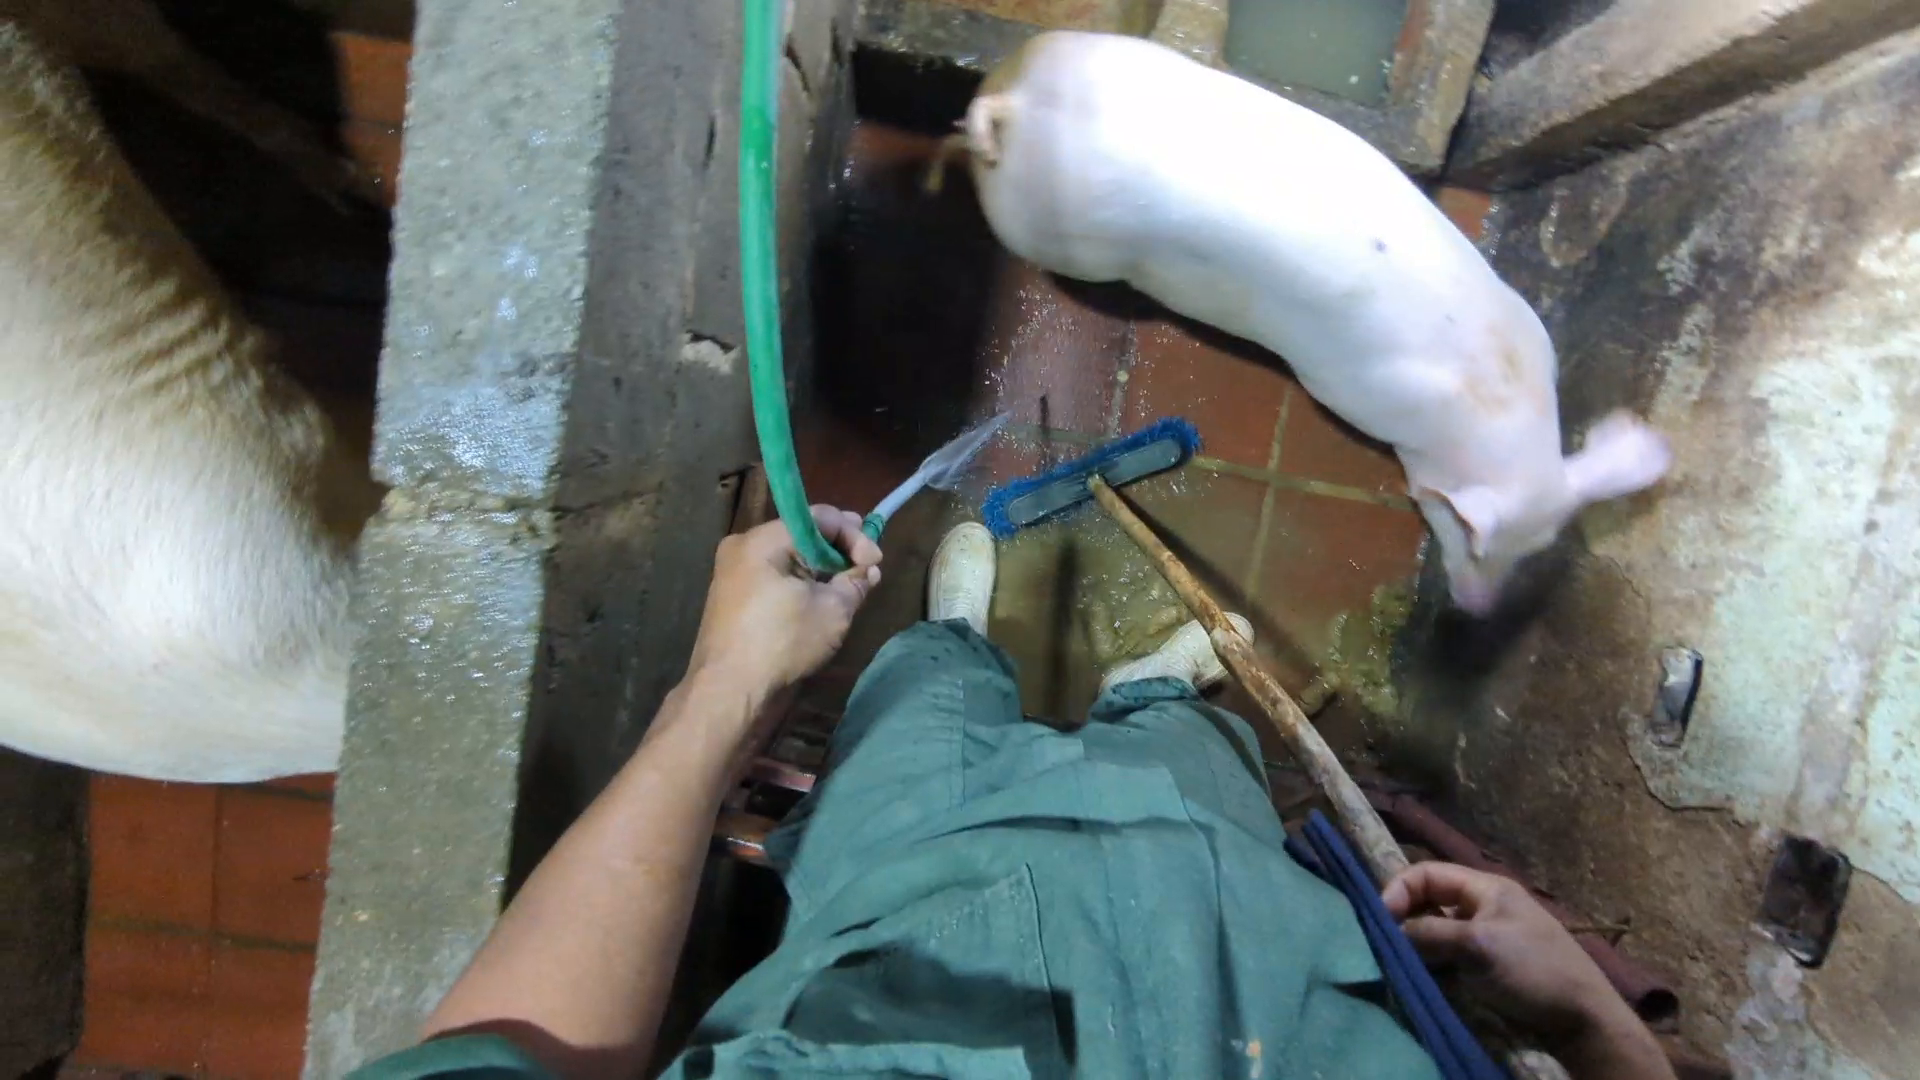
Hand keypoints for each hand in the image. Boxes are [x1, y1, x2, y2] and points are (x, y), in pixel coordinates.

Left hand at [686, 506, 881, 695]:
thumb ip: (855, 581)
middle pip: (802, 533)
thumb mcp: (833, 610)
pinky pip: (775, 574)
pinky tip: (822, 596)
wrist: (729, 692)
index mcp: (763, 540)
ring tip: (850, 583)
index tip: (875, 561)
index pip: (820, 518)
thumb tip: (868, 569)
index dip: (854, 535)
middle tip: (867, 566)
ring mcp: (734, 571)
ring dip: (822, 566)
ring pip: (789, 555)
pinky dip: (800, 580)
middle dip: (839, 549)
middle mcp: (743, 546)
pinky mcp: (734, 595)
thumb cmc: (782, 643)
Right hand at [1383, 862, 1672, 1078]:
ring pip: (1438, 928)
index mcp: (1487, 887)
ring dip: (1420, 943)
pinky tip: (1427, 974)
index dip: (1399, 889)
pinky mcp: (1492, 965)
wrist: (1589, 1026)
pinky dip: (1435, 961)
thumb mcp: (1477, 946)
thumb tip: (1391, 931)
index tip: (1383, 917)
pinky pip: (1450, 954)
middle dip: (1408, 918)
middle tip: (1391, 939)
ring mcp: (1489, 936)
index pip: (1427, 873)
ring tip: (1406, 960)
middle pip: (1431, 899)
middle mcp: (1485, 906)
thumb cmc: (1534, 972)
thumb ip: (1429, 932)